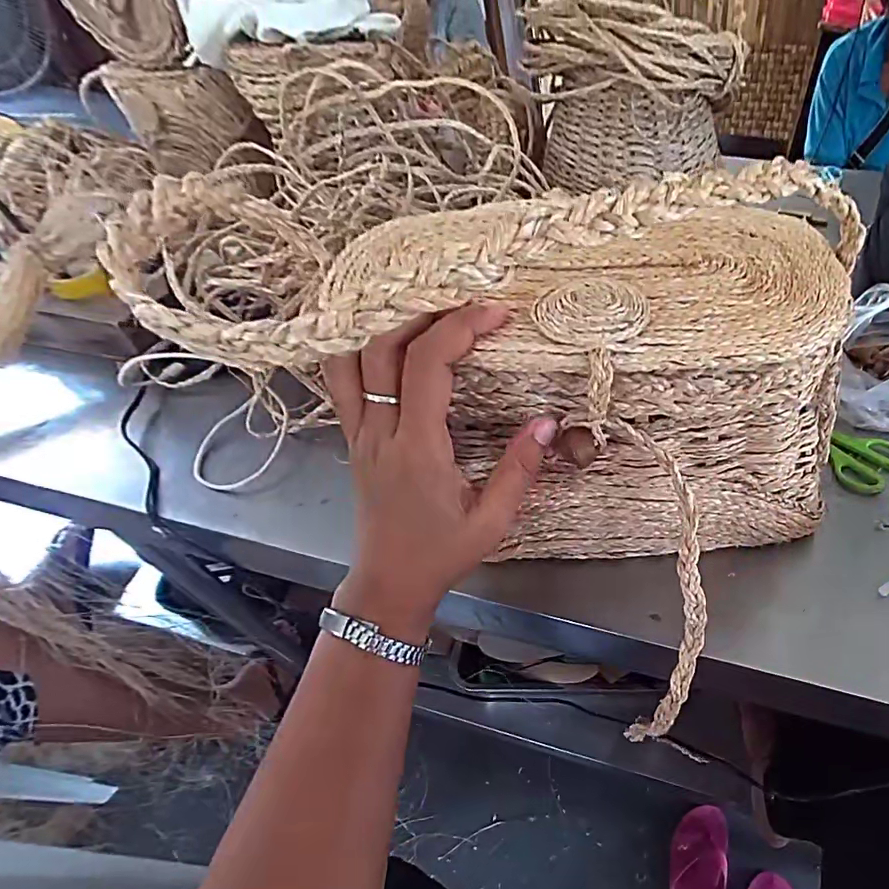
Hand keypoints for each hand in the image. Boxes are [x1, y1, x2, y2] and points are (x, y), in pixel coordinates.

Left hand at [324, 305, 556, 636]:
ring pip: (352, 357)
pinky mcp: (354, 440)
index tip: (496, 314)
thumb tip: (546, 423)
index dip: (461, 328)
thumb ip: (519, 470)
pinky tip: (385, 342)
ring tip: (426, 315)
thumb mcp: (492, 520)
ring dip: (387, 326)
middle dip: (428, 315)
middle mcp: (380, 432)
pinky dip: (358, 349)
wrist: (390, 581)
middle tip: (467, 307)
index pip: (429, 365)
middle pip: (384, 346)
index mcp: (417, 449)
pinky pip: (342, 380)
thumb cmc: (442, 554)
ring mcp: (360, 434)